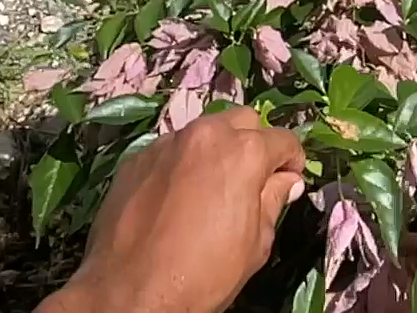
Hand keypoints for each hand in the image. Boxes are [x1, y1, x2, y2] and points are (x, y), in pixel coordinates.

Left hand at [38, 107, 306, 312]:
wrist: (125, 299)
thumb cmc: (201, 276)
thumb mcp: (255, 245)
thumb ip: (274, 202)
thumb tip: (285, 181)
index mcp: (245, 151)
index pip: (284, 140)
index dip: (292, 161)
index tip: (289, 179)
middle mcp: (208, 134)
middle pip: (245, 121)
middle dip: (254, 143)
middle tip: (250, 178)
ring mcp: (168, 142)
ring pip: (205, 130)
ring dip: (215, 149)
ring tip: (208, 185)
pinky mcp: (137, 158)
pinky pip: (170, 150)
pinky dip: (180, 164)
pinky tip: (173, 196)